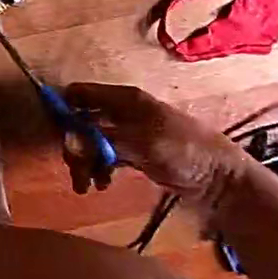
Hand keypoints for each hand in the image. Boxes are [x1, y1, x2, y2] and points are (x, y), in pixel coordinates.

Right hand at [62, 83, 243, 203]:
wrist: (223, 182)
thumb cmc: (186, 153)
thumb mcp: (143, 144)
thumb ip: (104, 140)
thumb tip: (67, 139)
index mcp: (126, 99)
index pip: (82, 93)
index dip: (64, 108)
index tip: (53, 133)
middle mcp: (123, 112)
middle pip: (83, 120)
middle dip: (75, 144)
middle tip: (75, 168)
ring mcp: (129, 133)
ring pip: (93, 142)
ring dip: (85, 161)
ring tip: (87, 185)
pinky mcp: (135, 154)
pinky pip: (106, 158)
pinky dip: (99, 169)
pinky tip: (101, 185)